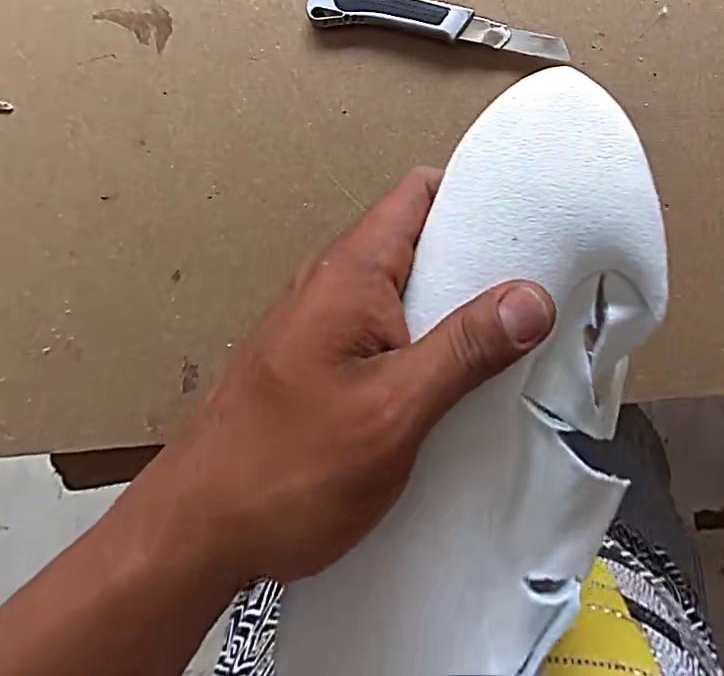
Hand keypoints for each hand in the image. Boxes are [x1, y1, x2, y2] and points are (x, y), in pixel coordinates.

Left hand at [123, 166, 557, 585]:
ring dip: (450, 305)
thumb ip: (465, 350)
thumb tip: (526, 301)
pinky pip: (387, 324)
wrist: (197, 530)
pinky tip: (447, 376)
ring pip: (405, 285)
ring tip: (496, 337)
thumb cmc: (275, 470)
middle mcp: (333, 282)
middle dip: (474, 259)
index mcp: (350, 272)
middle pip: (419, 237)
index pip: (419, 193)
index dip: (472, 193)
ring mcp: (326, 318)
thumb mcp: (392, 410)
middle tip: (523, 293)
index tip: (522, 218)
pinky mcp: (324, 354)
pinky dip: (424, 337)